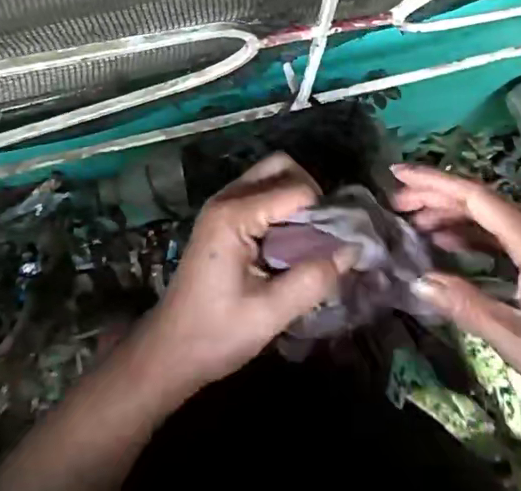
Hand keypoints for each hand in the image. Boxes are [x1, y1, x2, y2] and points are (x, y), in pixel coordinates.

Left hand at [130, 153, 345, 392]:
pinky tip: (289, 242)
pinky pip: (259, 193)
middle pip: (279, 166)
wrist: (168, 352)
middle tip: (323, 231)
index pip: (295, 190)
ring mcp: (221, 205)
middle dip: (309, 191)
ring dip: (294, 197)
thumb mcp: (269, 314)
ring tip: (309, 238)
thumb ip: (312, 280)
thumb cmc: (215, 335)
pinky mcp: (221, 217)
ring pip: (269, 176)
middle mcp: (226, 199)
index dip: (322, 212)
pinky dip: (280, 206)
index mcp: (233, 216)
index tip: (336, 243)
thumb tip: (352, 252)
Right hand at [389, 164, 520, 437]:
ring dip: (454, 214)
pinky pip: (508, 234)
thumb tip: (417, 280)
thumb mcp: (517, 343)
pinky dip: (475, 234)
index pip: (477, 198)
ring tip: (413, 221)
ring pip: (494, 216)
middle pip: (484, 201)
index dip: (434, 182)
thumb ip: (466, 306)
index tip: (396, 173)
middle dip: (437, 196)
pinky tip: (449, 241)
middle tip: (395, 202)